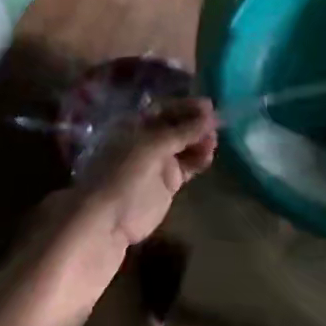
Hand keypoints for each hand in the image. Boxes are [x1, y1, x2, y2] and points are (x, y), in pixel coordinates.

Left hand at [70, 98, 217, 247]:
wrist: (106, 220)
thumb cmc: (121, 175)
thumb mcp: (149, 147)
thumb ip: (180, 132)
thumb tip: (211, 115)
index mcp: (133, 125)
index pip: (163, 109)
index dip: (185, 106)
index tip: (209, 105)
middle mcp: (146, 140)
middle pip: (176, 126)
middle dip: (196, 123)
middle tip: (218, 123)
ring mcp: (157, 162)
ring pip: (184, 146)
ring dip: (200, 140)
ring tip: (214, 140)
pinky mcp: (168, 182)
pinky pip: (187, 165)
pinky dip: (199, 159)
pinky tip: (209, 155)